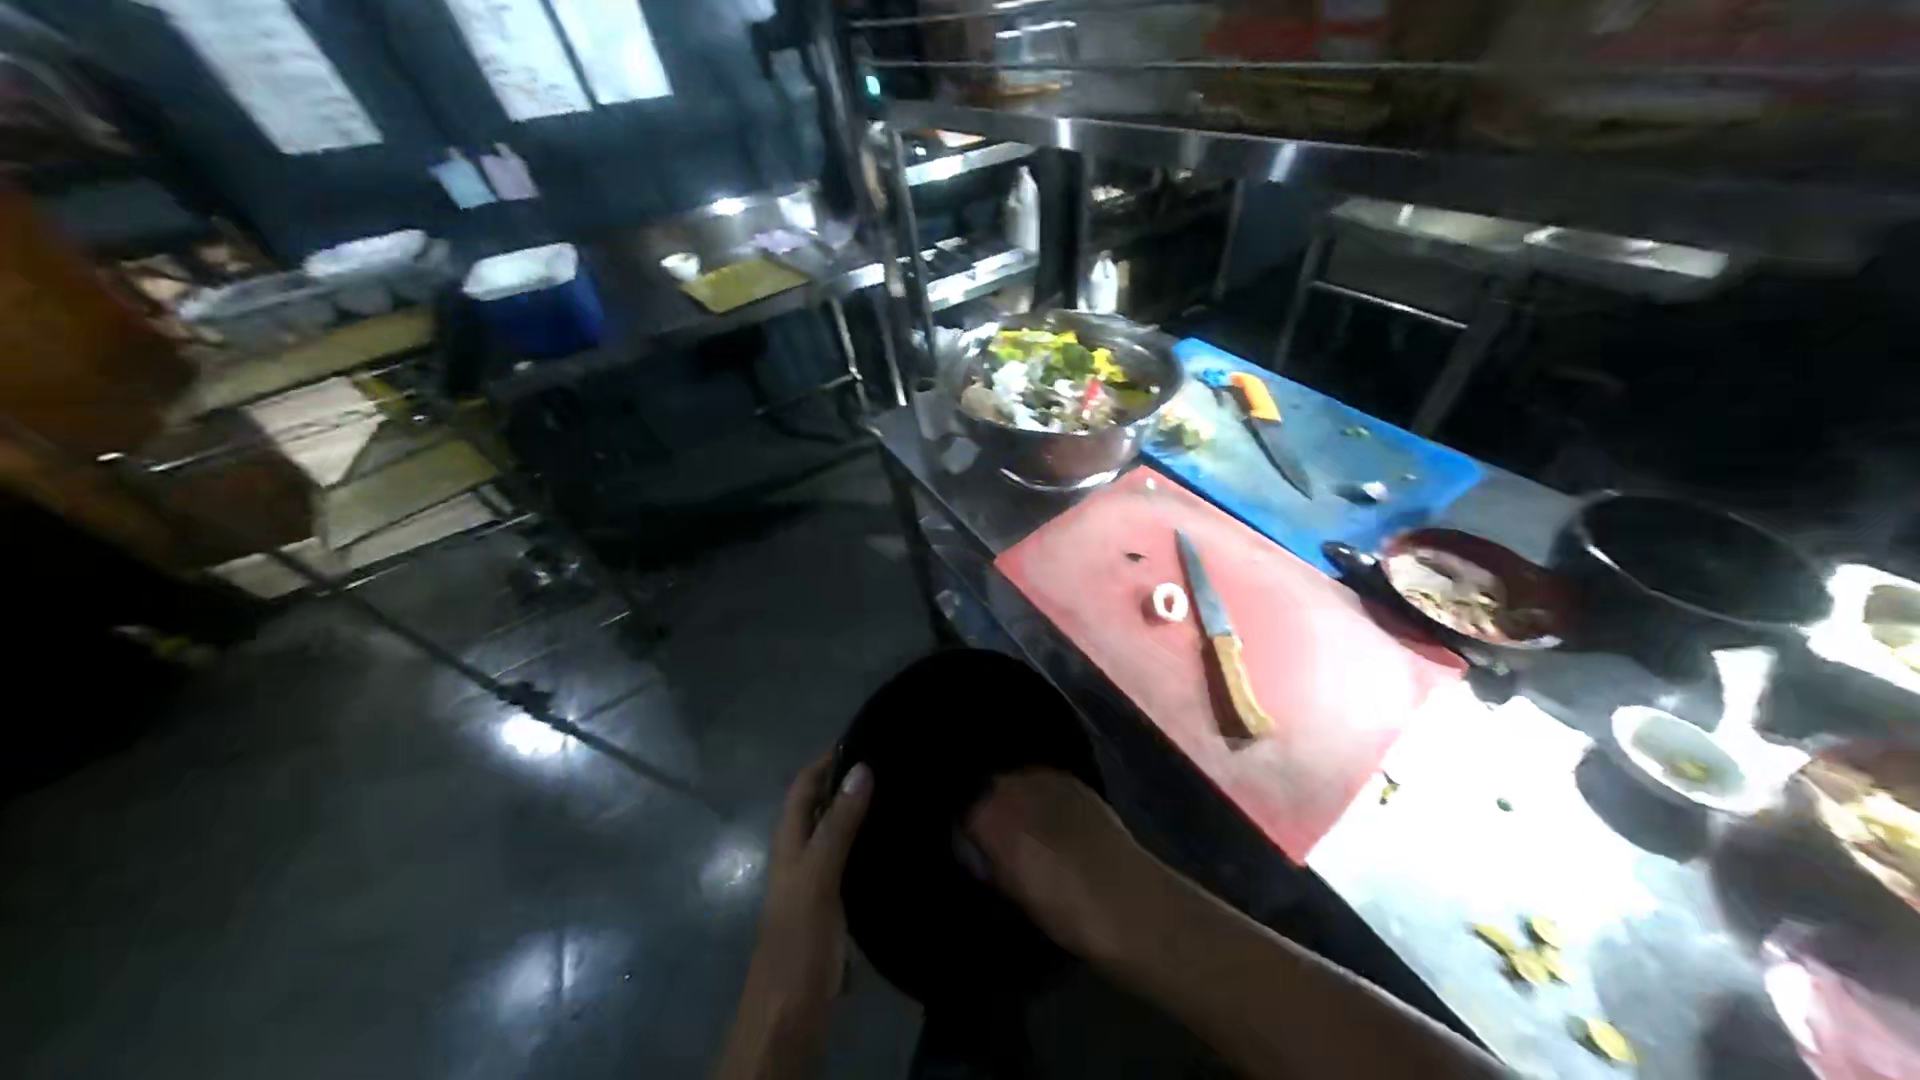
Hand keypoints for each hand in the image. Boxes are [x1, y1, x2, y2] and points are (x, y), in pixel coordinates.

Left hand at [716, 753, 871, 1079]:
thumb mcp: (819, 879)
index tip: (862, 737)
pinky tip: (895, 851)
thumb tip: (861, 768)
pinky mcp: (831, 912)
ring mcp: (814, 886)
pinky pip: (849, 866)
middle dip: (846, 782)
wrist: (788, 1018)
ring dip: (858, 814)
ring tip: (900, 798)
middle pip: (818, 808)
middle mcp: (799, 859)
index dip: (824, 760)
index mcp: (789, 846)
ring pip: (835, 836)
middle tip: (892, 765)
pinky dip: (867, 848)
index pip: (802, 787)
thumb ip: (838, 826)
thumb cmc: (798, 943)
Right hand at [964, 769, 1162, 963]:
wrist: (1130, 901)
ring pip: (1016, 782)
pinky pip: (1045, 783)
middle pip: (988, 789)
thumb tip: (980, 851)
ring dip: (1016, 799)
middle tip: (999, 838)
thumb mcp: (1013, 893)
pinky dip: (1043, 796)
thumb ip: (990, 862)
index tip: (973, 848)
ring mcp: (1046, 779)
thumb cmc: (1064, 910)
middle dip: (990, 808)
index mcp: (990, 815)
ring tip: (1029, 826)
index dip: (967, 830)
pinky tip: (1053, 819)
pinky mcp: (1075, 782)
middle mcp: (1013, 786)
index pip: (962, 811)